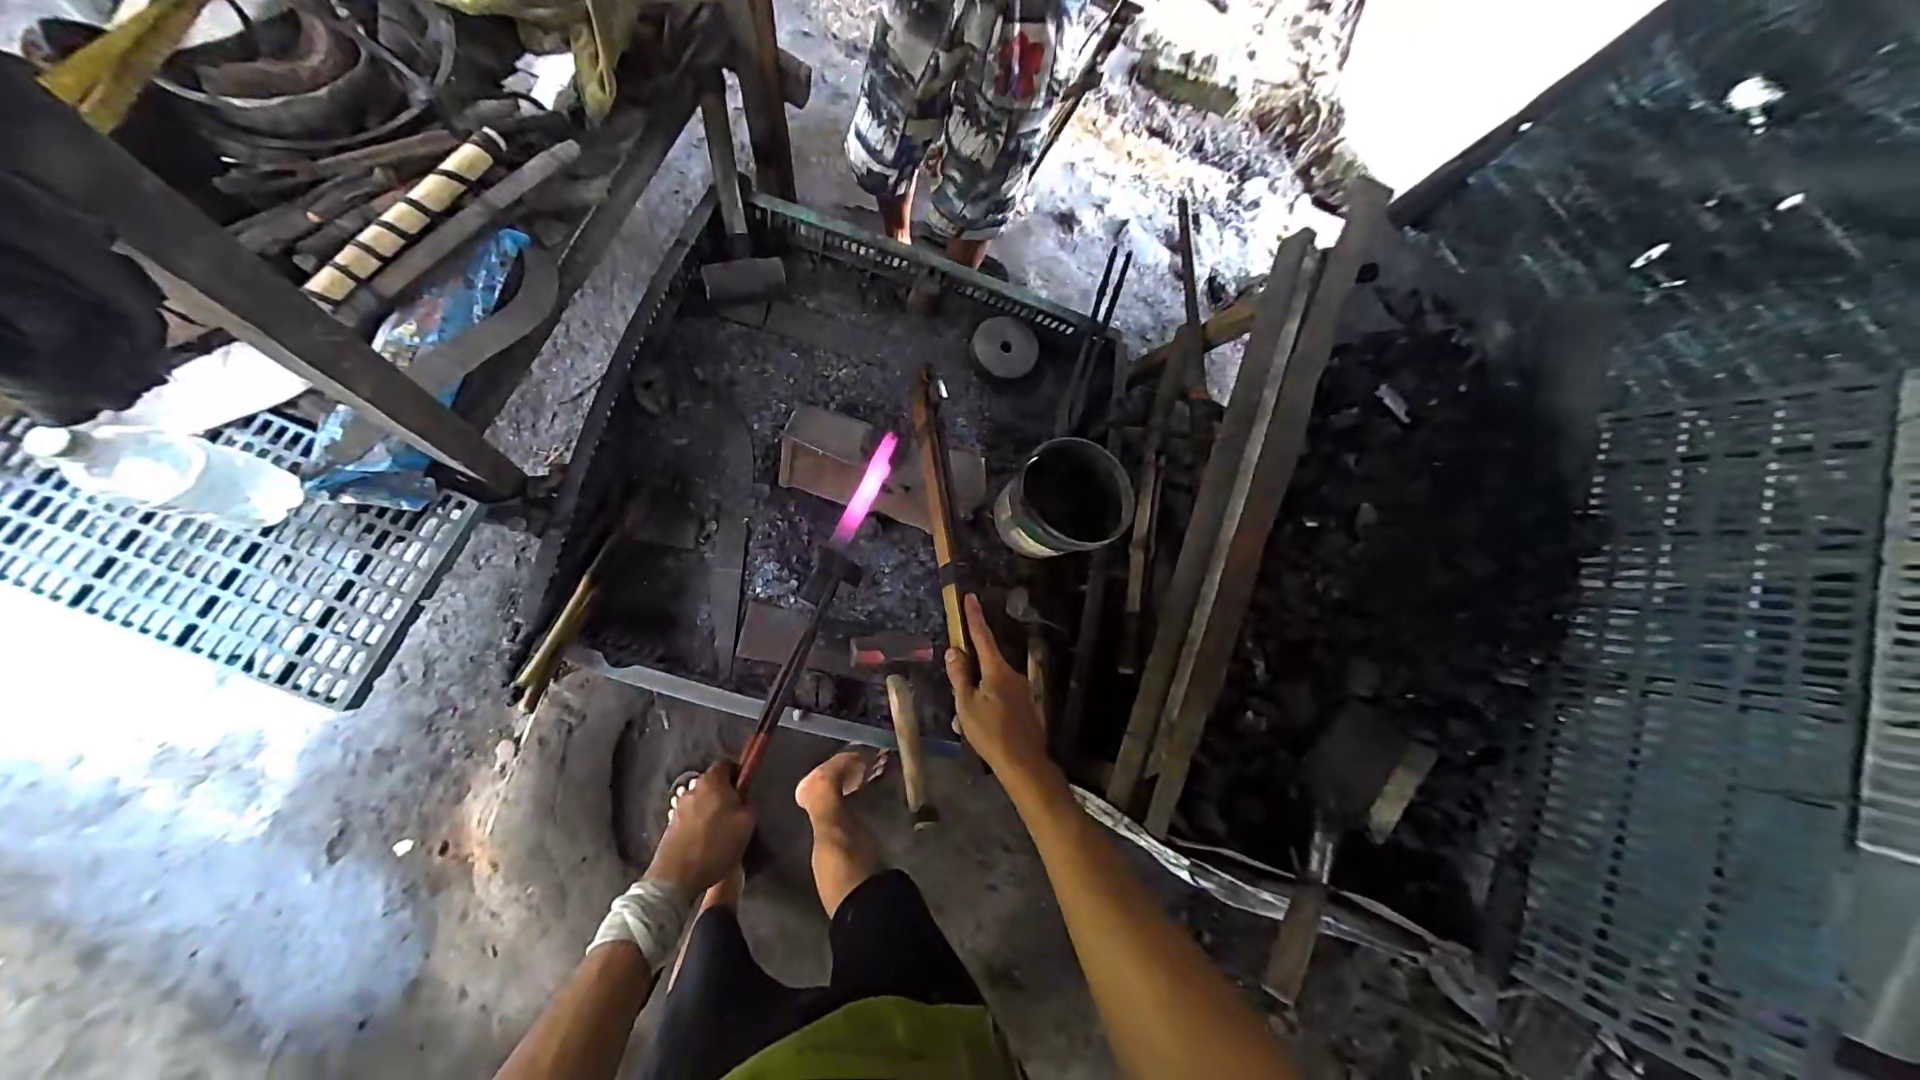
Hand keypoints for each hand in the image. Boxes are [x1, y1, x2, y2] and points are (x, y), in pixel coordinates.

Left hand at [644, 761, 755, 894]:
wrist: (676, 877)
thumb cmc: (716, 845)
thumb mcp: (746, 822)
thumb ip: (747, 803)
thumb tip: (740, 799)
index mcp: (711, 782)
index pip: (726, 764)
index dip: (738, 773)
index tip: (744, 791)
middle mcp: (692, 789)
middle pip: (712, 783)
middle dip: (724, 793)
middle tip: (734, 813)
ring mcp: (678, 807)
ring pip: (701, 801)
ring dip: (710, 809)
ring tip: (719, 831)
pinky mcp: (670, 825)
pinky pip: (691, 816)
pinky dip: (699, 823)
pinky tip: (705, 841)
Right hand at [946, 593, 1051, 785]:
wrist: (1024, 763)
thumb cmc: (990, 733)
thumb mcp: (965, 705)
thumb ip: (959, 676)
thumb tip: (954, 651)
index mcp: (997, 670)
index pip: (982, 637)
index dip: (974, 617)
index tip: (970, 597)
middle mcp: (1013, 675)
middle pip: (986, 665)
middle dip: (970, 676)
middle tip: (958, 697)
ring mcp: (1022, 691)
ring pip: (992, 686)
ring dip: (977, 697)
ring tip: (966, 722)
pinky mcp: (1027, 706)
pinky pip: (1001, 699)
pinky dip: (988, 708)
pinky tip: (980, 729)